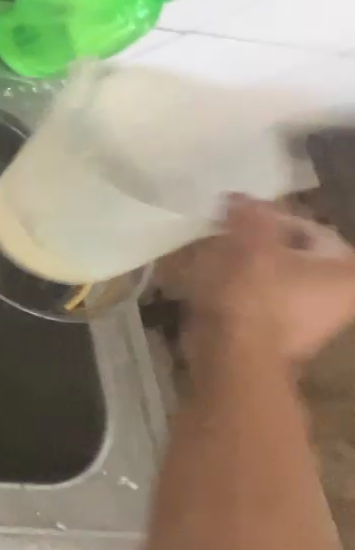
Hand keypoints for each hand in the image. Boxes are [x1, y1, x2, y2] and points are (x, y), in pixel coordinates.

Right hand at [159, 195, 354, 380]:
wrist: (234, 353)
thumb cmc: (251, 296)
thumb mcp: (249, 245)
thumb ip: (249, 216)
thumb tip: (240, 197)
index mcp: (347, 268)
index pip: (307, 227)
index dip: (263, 219)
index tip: (225, 221)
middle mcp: (345, 291)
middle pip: (292, 252)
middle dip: (252, 244)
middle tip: (216, 241)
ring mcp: (319, 315)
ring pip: (276, 274)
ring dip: (244, 266)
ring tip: (209, 264)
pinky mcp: (289, 330)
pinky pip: (266, 297)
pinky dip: (242, 289)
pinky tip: (215, 288)